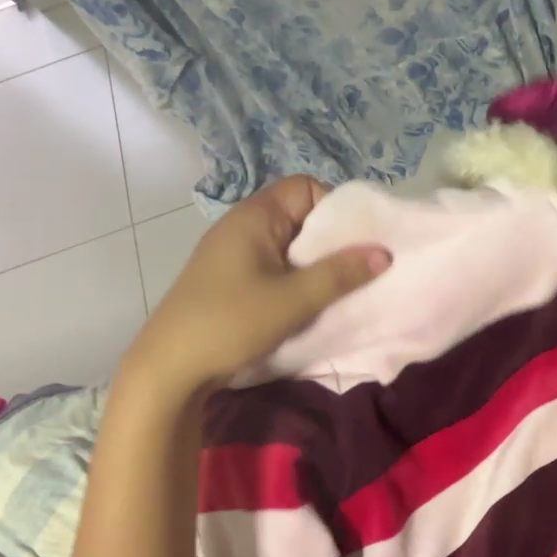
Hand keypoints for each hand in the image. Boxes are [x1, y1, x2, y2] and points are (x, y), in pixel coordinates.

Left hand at [120, 176, 389, 401]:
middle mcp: (243, 227)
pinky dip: (298, 282)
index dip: (336, 209)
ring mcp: (235, 255)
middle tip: (358, 271)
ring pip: (290, 247)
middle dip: (332, 242)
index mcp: (255, 217)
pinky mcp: (232, 282)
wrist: (171, 367)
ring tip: (339, 291)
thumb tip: (384, 253)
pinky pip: (277, 269)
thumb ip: (340, 274)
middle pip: (300, 217)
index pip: (306, 188)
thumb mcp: (294, 299)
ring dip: (317, 266)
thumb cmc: (231, 323)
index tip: (357, 244)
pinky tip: (310, 306)